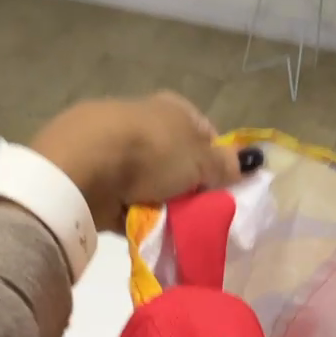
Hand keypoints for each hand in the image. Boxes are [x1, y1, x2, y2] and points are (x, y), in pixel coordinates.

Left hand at [30, 92, 243, 231]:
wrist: (85, 166)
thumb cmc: (152, 152)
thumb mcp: (200, 159)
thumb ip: (225, 164)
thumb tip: (251, 161)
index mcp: (172, 107)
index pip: (205, 133)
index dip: (217, 161)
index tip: (224, 190)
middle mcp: (144, 123)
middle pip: (176, 161)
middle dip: (188, 188)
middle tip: (200, 213)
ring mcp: (116, 150)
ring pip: (150, 183)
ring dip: (160, 203)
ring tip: (171, 225)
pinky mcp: (94, 177)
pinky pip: (123, 201)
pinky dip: (132, 215)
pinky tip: (142, 228)